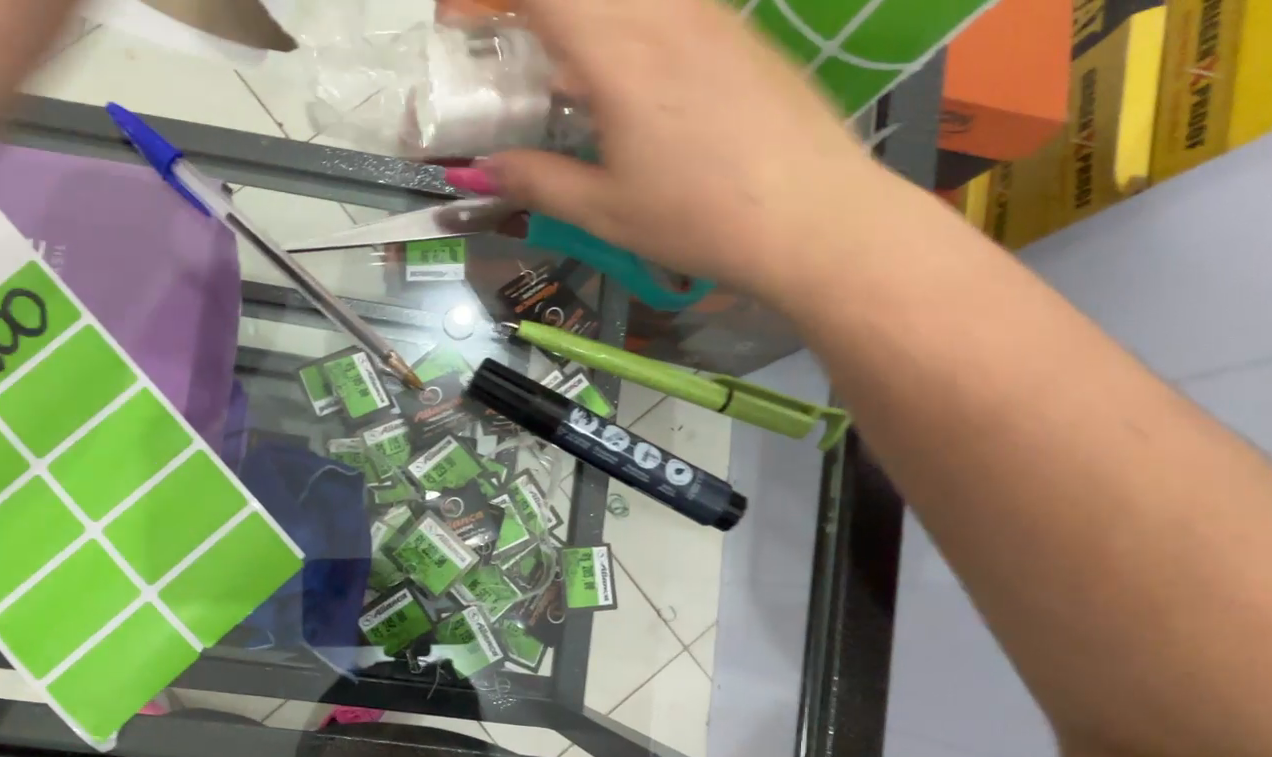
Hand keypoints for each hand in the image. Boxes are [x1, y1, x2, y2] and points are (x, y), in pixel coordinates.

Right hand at [482, 0, 898, 304]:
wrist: (815, 217)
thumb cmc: (699, 219)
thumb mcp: (604, 212)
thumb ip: (536, 181)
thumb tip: (482, 171)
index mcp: (619, 53)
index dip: (491, 0)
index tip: (457, 18)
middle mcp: (665, 14)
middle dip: (535, 10)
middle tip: (506, 43)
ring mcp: (709, 16)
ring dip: (584, 19)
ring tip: (562, 67)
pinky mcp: (740, 32)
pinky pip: (668, 6)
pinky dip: (627, 22)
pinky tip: (627, 78)